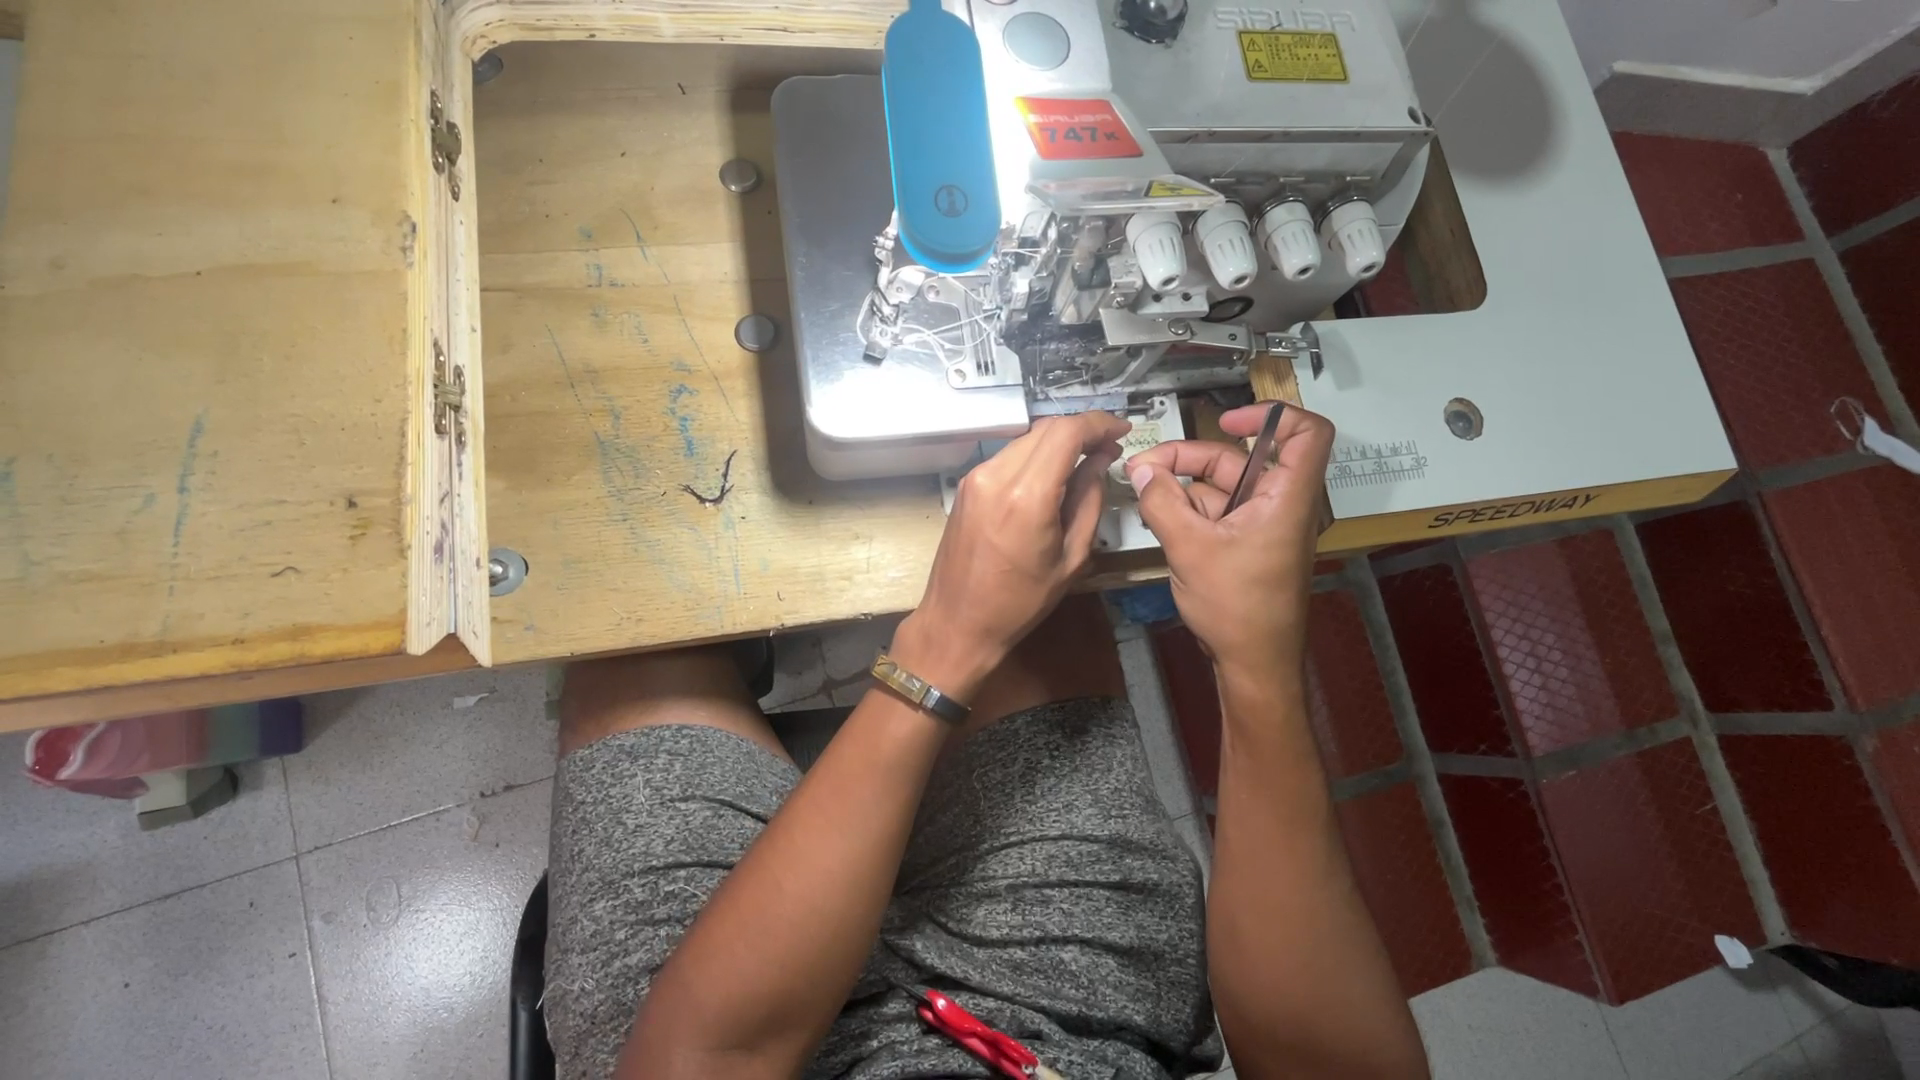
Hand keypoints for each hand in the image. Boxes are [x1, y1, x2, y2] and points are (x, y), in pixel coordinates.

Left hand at [895, 412, 1130, 699]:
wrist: (958, 623)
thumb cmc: (1020, 602)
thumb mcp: (1071, 557)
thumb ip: (1090, 500)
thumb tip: (1101, 460)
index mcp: (1027, 495)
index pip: (1067, 432)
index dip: (1099, 423)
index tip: (1122, 430)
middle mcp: (996, 476)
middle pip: (1046, 428)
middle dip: (1082, 430)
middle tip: (1109, 446)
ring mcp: (976, 478)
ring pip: (1026, 439)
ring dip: (1058, 442)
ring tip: (1085, 460)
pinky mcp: (966, 486)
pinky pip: (1008, 456)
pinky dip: (1035, 456)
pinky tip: (1053, 474)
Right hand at [1126, 403, 1334, 675]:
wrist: (1252, 663)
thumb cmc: (1236, 606)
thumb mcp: (1190, 548)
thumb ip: (1162, 503)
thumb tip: (1140, 469)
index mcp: (1285, 497)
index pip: (1307, 434)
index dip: (1271, 416)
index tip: (1225, 420)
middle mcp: (1277, 505)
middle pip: (1238, 459)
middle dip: (1189, 458)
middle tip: (1143, 468)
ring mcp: (1259, 526)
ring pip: (1219, 487)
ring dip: (1180, 486)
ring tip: (1142, 494)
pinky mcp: (1242, 546)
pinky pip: (1214, 514)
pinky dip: (1185, 510)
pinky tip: (1155, 517)